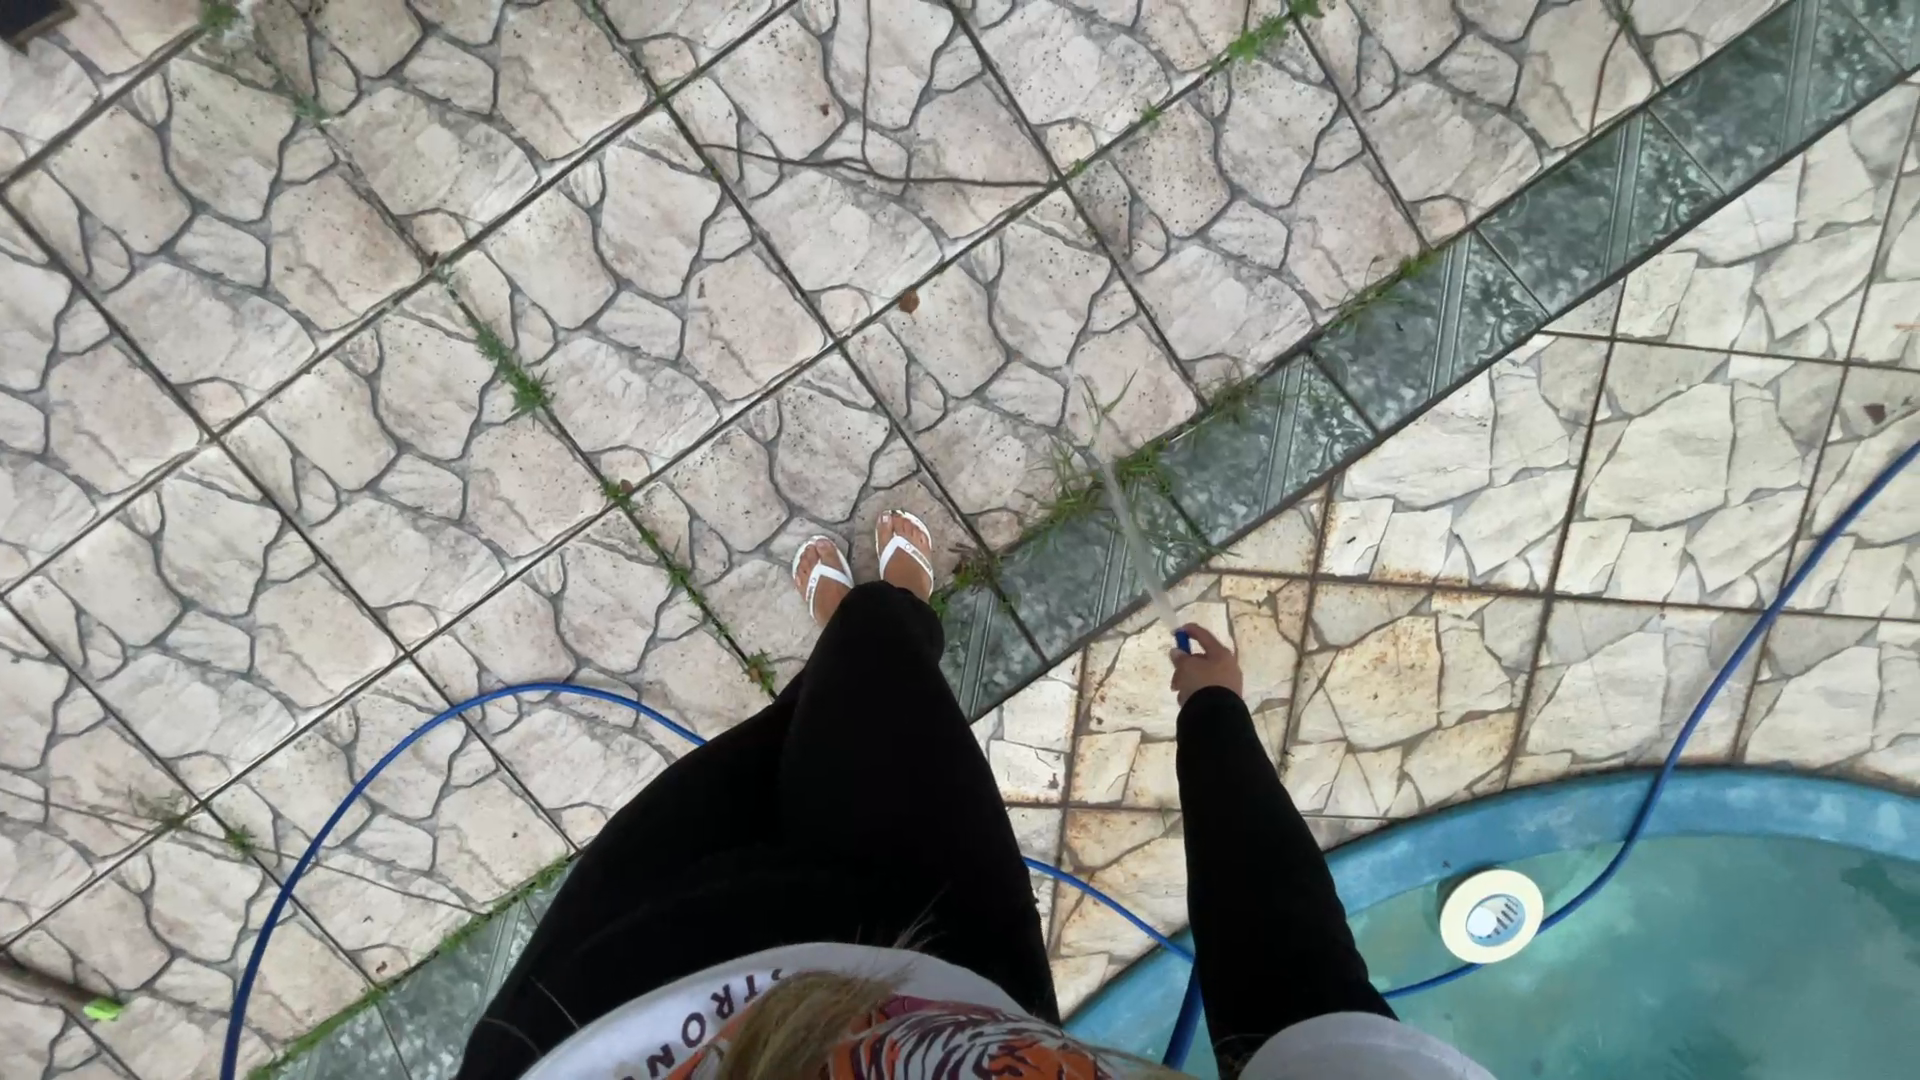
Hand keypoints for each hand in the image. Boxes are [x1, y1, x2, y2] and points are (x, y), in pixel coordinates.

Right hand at [1168, 624, 1241, 704]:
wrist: (1216, 715)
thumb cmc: (1202, 683)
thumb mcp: (1186, 667)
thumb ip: (1180, 657)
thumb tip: (1177, 652)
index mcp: (1221, 654)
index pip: (1204, 636)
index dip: (1190, 631)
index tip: (1176, 632)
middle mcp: (1228, 666)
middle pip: (1202, 659)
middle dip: (1185, 665)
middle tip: (1175, 672)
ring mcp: (1229, 683)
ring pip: (1202, 676)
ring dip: (1188, 680)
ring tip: (1180, 692)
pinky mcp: (1226, 698)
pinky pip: (1206, 689)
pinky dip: (1195, 692)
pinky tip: (1187, 700)